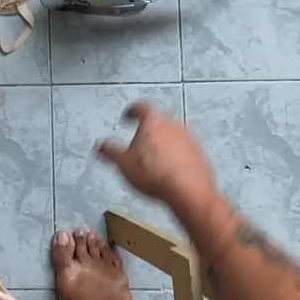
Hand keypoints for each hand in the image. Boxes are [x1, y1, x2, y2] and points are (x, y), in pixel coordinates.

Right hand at [95, 102, 219, 216]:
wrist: (189, 192)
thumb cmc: (153, 174)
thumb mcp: (123, 163)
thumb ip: (110, 151)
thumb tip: (99, 145)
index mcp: (153, 120)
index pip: (141, 107)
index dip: (132, 111)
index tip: (127, 117)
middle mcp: (173, 124)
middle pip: (158, 121)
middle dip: (148, 130)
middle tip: (139, 142)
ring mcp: (189, 139)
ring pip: (172, 136)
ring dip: (163, 144)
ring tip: (154, 160)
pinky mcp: (200, 155)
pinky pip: (184, 150)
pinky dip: (176, 156)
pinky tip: (169, 171)